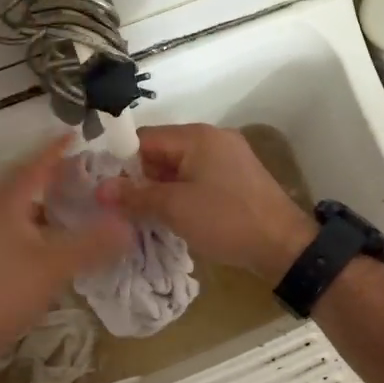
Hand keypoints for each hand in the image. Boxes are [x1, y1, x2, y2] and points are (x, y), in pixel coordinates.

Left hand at [0, 135, 131, 371]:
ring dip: (37, 202)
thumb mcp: (56, 268)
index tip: (75, 135)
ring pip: (11, 210)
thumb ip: (93, 244)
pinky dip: (29, 227)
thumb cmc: (3, 296)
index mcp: (3, 206)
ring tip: (64, 204)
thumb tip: (129, 224)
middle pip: (18, 185)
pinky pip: (5, 231)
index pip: (32, 168)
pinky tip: (42, 244)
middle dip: (47, 175)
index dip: (55, 151)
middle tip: (76, 171)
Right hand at [102, 124, 315, 280]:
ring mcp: (228, 159)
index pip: (144, 138)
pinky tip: (172, 219)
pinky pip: (197, 180)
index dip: (120, 162)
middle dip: (140, 179)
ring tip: (142, 217)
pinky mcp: (236, 180)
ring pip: (179, 169)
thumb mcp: (174, 209)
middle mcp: (213, 139)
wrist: (284, 246)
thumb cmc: (226, 220)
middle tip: (120, 208)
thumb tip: (99, 190)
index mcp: (197, 137)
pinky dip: (181, 196)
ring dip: (160, 191)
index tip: (104, 189)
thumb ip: (135, 196)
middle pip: (161, 152)